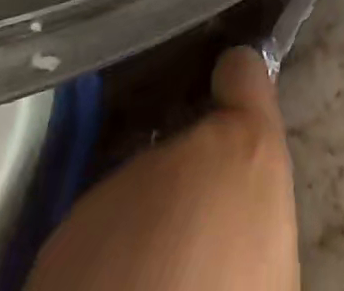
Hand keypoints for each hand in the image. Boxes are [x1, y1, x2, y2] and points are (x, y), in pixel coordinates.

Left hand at [26, 46, 298, 290]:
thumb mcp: (277, 260)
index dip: (241, 80)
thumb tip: (249, 211)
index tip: (238, 89)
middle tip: (204, 231)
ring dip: (152, 211)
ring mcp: (118, 181)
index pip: (243, 75)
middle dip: (196, 176)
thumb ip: (261, 207)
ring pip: (144, 183)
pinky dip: (110, 245)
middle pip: (192, 143)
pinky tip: (119, 287)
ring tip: (159, 269)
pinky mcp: (65, 228)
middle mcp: (179, 148)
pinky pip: (102, 223)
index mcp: (243, 148)